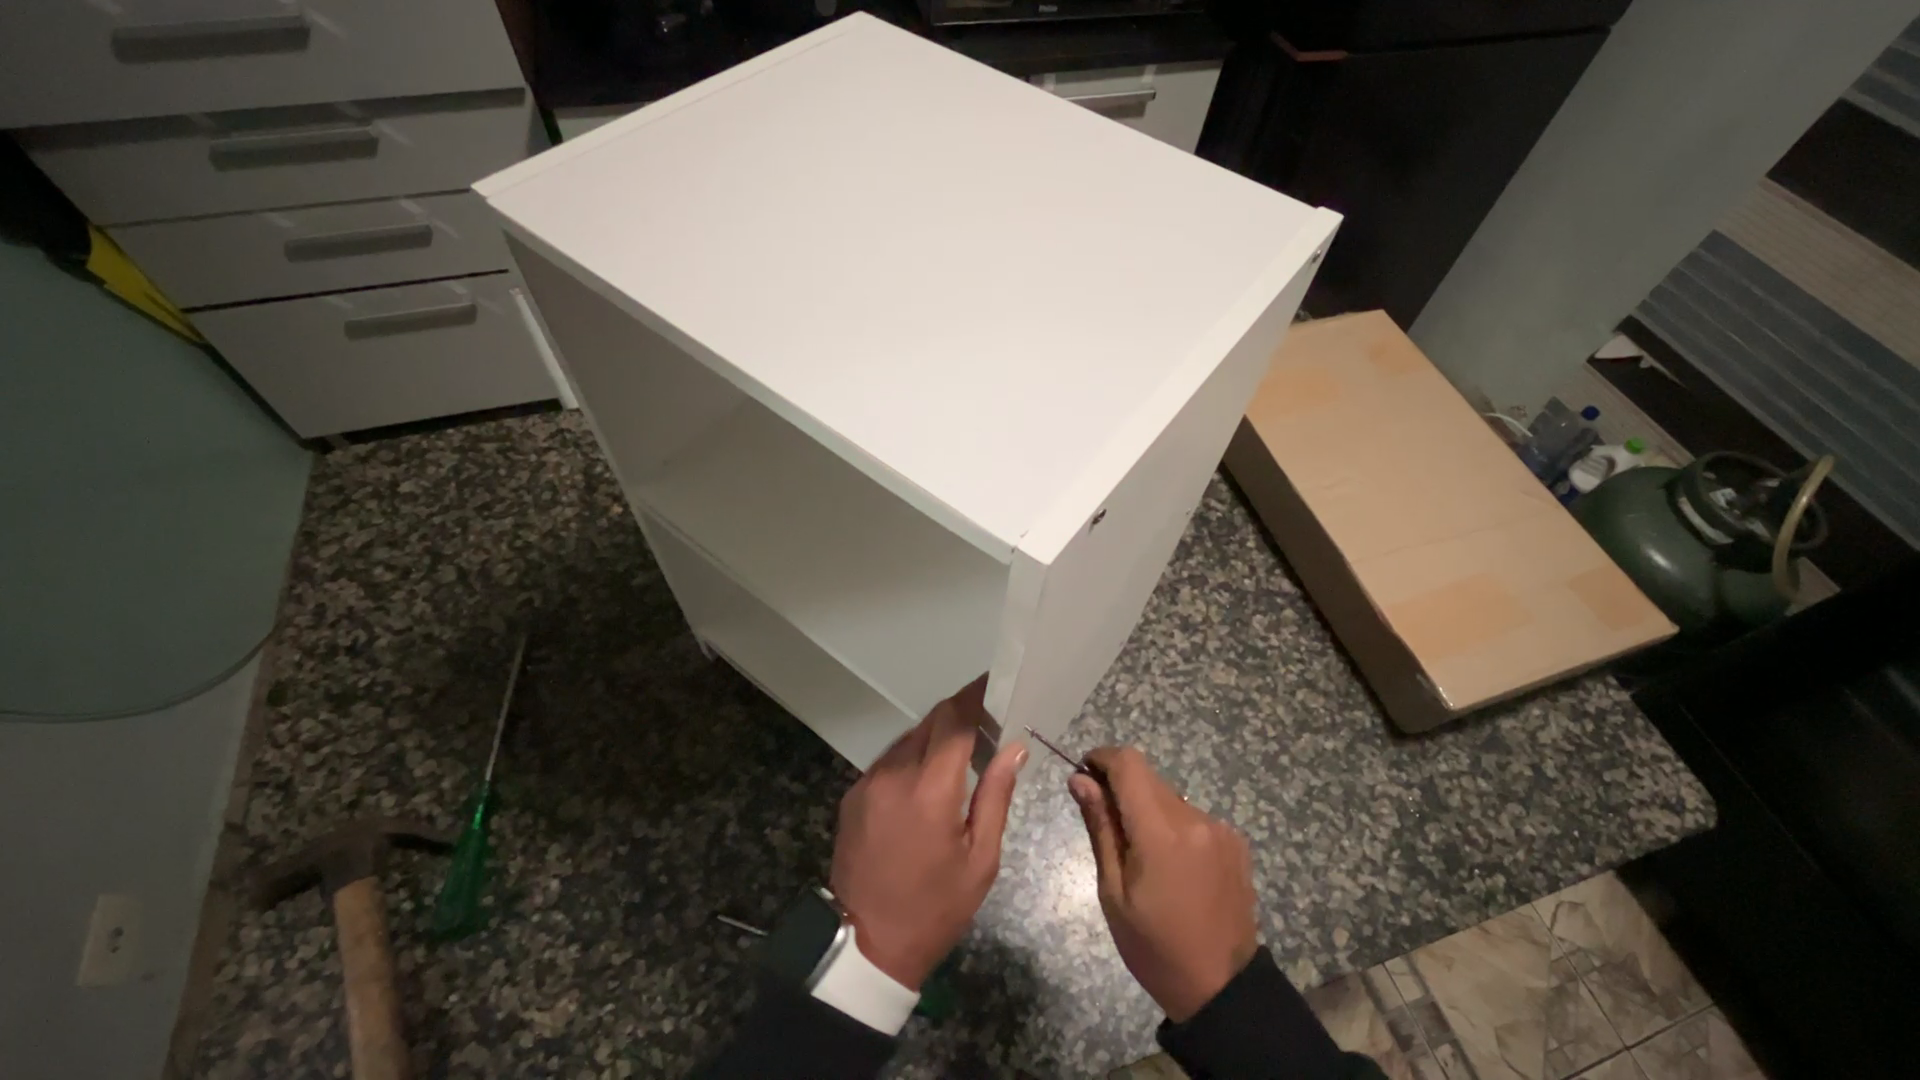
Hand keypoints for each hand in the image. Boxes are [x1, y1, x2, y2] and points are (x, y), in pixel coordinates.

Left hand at [829, 676, 1027, 989]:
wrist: (866, 943)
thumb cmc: (935, 907)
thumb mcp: (981, 860)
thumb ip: (996, 796)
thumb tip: (1014, 747)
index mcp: (930, 790)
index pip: (955, 722)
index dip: (976, 697)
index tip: (997, 684)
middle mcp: (894, 774)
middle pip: (930, 722)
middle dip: (960, 711)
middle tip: (989, 713)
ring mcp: (868, 783)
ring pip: (909, 739)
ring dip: (936, 734)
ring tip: (965, 743)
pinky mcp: (853, 794)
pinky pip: (890, 760)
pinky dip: (914, 755)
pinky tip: (931, 772)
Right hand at [1070, 746, 1257, 1022]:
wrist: (1221, 988)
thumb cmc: (1154, 947)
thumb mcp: (1113, 892)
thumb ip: (1100, 827)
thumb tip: (1079, 779)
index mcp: (1162, 832)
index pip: (1129, 764)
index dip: (1102, 758)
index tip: (1083, 773)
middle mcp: (1196, 818)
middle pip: (1149, 778)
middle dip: (1121, 787)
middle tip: (1102, 820)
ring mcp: (1221, 829)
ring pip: (1170, 797)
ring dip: (1148, 809)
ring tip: (1138, 855)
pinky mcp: (1236, 842)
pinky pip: (1193, 818)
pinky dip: (1173, 826)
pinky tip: (1171, 866)